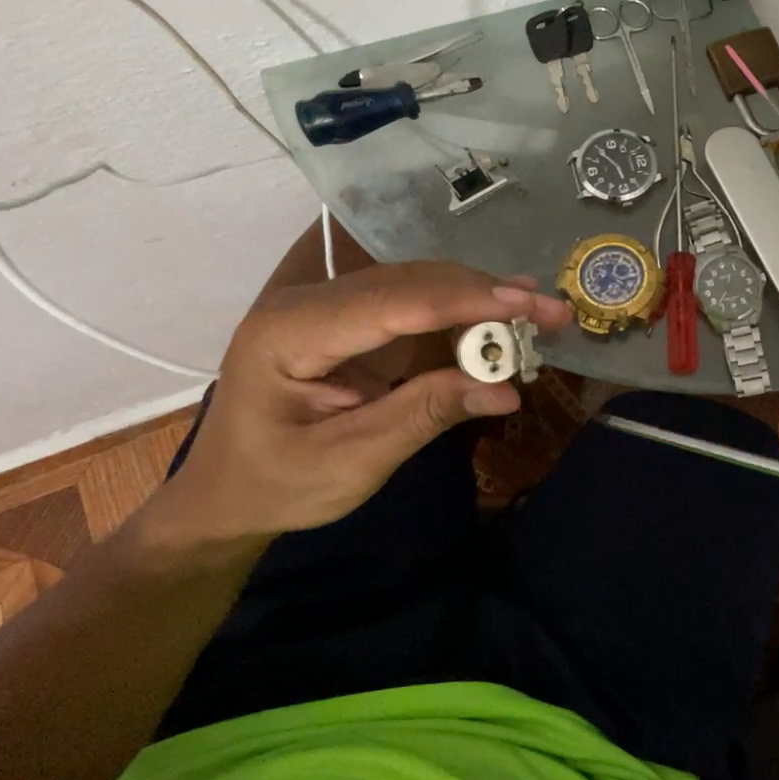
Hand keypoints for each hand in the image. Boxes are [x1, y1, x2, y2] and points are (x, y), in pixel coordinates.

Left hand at [139, 262, 571, 550]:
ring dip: (482, 299)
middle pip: (412, 283)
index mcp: (290, 333)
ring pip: (421, 285)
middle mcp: (310, 303)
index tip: (527, 304)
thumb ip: (424, 415)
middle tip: (551, 311)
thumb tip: (506, 390)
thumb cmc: (276, 485)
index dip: (463, 300)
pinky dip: (465, 314)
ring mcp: (332, 307)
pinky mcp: (356, 321)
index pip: (392, 302)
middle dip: (485, 295)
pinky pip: (419, 306)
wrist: (227, 496)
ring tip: (541, 312)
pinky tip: (506, 316)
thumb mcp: (351, 461)